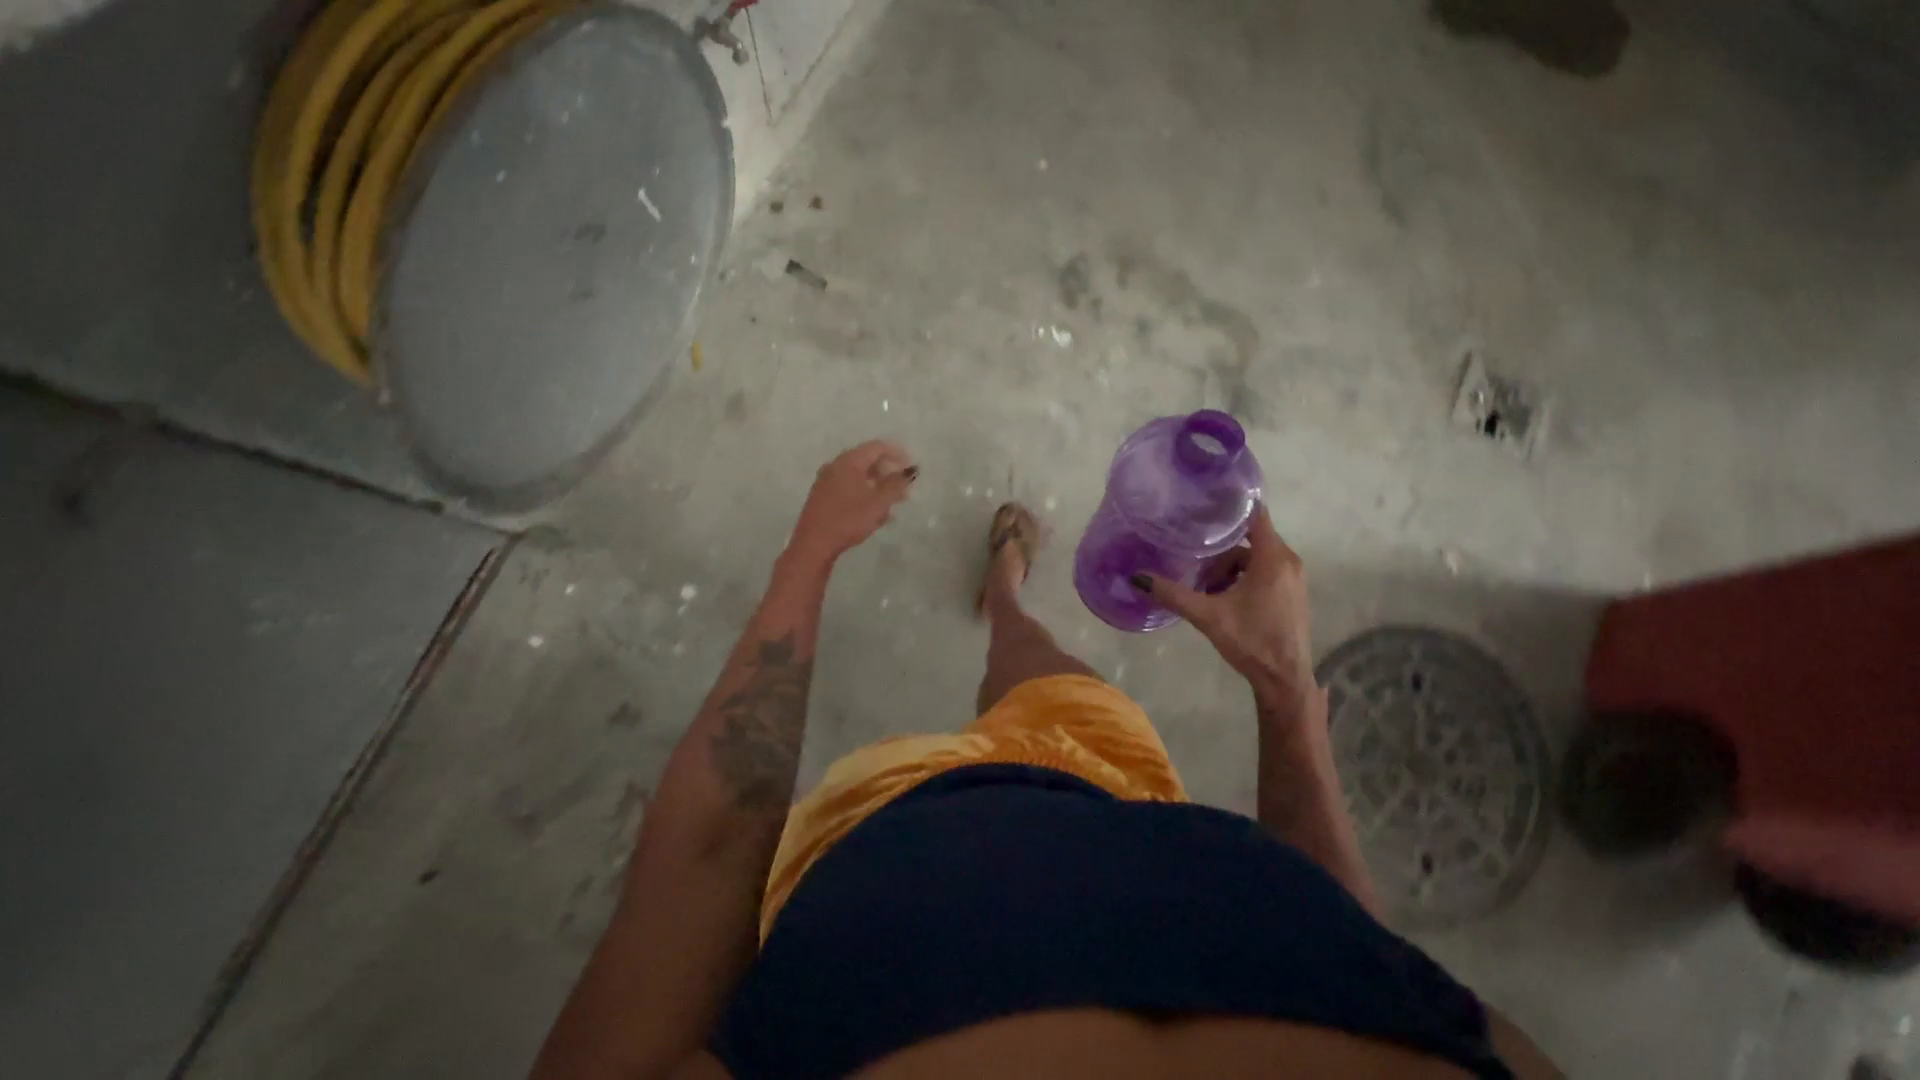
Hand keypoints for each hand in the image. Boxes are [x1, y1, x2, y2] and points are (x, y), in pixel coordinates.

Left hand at [785, 440, 916, 570]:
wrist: (814, 544)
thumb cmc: (849, 519)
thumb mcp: (878, 502)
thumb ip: (896, 484)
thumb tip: (910, 471)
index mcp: (849, 461)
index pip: (878, 447)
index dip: (898, 454)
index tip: (911, 469)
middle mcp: (836, 465)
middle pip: (868, 461)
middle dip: (888, 474)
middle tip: (903, 492)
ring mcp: (826, 481)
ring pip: (859, 477)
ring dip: (878, 488)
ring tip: (890, 508)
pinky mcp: (822, 496)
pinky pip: (849, 488)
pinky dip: (864, 496)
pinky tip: (873, 515)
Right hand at [1134, 505, 1315, 703]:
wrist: (1285, 679)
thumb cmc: (1251, 642)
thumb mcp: (1208, 616)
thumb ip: (1173, 594)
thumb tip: (1137, 577)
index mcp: (1272, 558)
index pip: (1255, 514)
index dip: (1231, 504)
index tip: (1204, 500)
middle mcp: (1288, 560)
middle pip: (1250, 537)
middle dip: (1220, 544)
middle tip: (1190, 548)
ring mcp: (1293, 577)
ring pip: (1256, 556)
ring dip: (1230, 564)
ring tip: (1202, 582)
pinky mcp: (1291, 592)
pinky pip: (1264, 570)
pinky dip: (1242, 575)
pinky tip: (1221, 595)